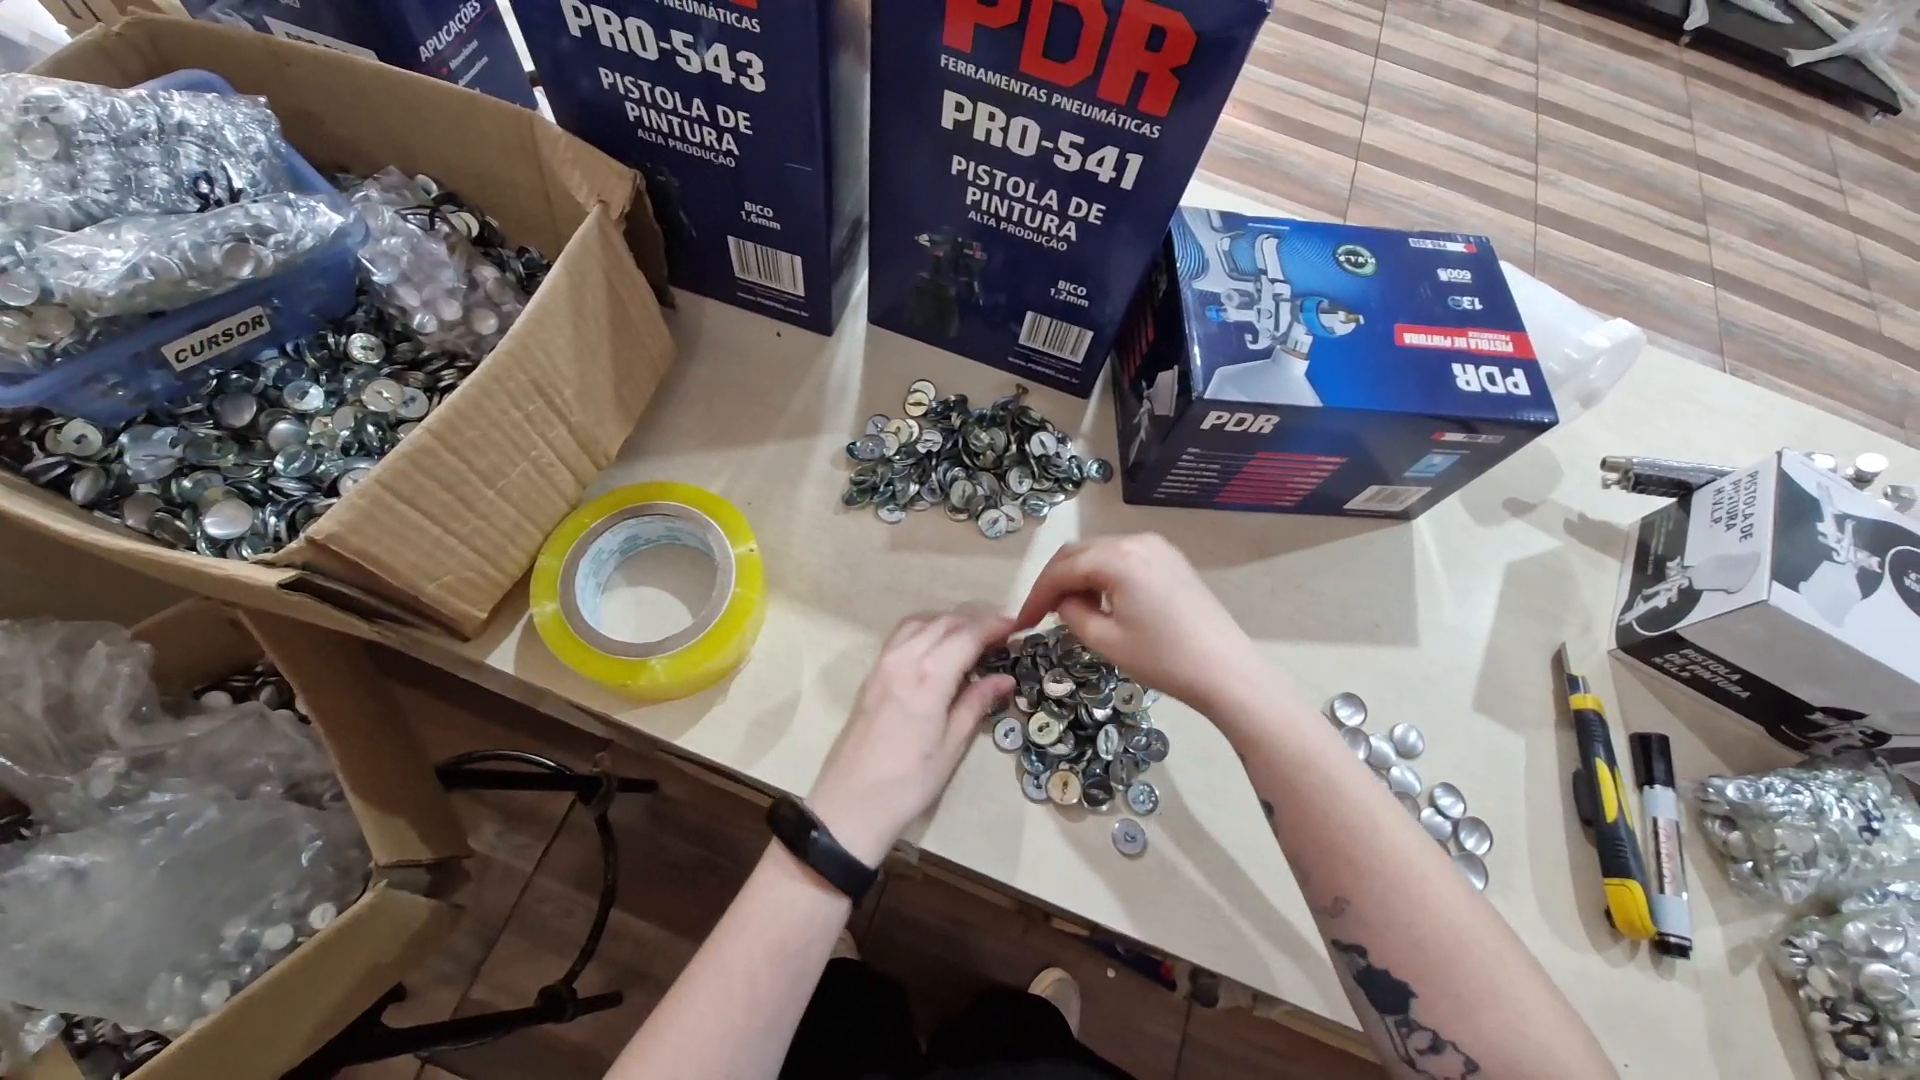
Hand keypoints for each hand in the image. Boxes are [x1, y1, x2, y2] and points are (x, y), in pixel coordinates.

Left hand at [808, 607, 1014, 864]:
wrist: (850, 804)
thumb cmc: (908, 782)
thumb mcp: (951, 746)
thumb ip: (976, 704)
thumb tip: (1004, 679)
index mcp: (928, 677)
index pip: (967, 635)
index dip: (993, 627)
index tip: (1015, 628)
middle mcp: (903, 659)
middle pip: (944, 623)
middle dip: (974, 622)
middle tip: (1000, 636)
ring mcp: (882, 664)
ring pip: (920, 623)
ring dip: (948, 623)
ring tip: (971, 640)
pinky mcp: (871, 675)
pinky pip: (901, 636)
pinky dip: (925, 631)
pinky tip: (938, 650)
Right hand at [1015, 534, 1275, 719]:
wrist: (1226, 670)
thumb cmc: (1163, 659)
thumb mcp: (1105, 641)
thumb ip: (1072, 613)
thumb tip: (1064, 600)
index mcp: (1117, 558)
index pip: (1061, 570)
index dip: (1036, 596)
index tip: (1020, 623)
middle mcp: (1136, 540)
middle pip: (1078, 553)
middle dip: (1055, 582)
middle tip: (1038, 615)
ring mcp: (1157, 547)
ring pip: (1100, 554)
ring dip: (1079, 578)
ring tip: (1070, 612)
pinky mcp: (1171, 559)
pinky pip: (1123, 559)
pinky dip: (1104, 576)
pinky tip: (1103, 603)